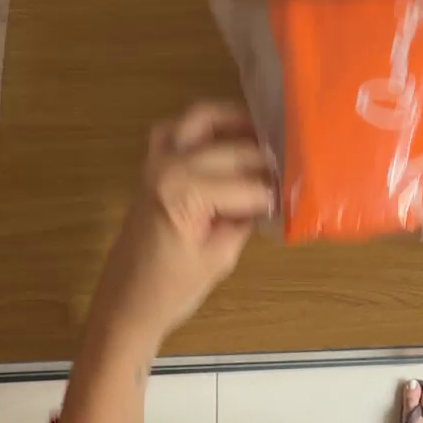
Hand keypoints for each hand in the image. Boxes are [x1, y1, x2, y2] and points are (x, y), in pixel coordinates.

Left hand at [87, 101, 275, 350]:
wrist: (125, 304)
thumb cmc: (172, 291)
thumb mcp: (221, 256)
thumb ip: (246, 218)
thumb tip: (272, 196)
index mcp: (185, 193)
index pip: (247, 185)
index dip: (274, 194)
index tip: (298, 196)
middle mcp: (169, 166)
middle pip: (231, 149)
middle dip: (264, 160)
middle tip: (291, 169)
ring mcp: (156, 160)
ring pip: (201, 118)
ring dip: (234, 122)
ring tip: (264, 136)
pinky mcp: (151, 163)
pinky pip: (178, 129)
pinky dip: (204, 127)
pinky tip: (228, 139)